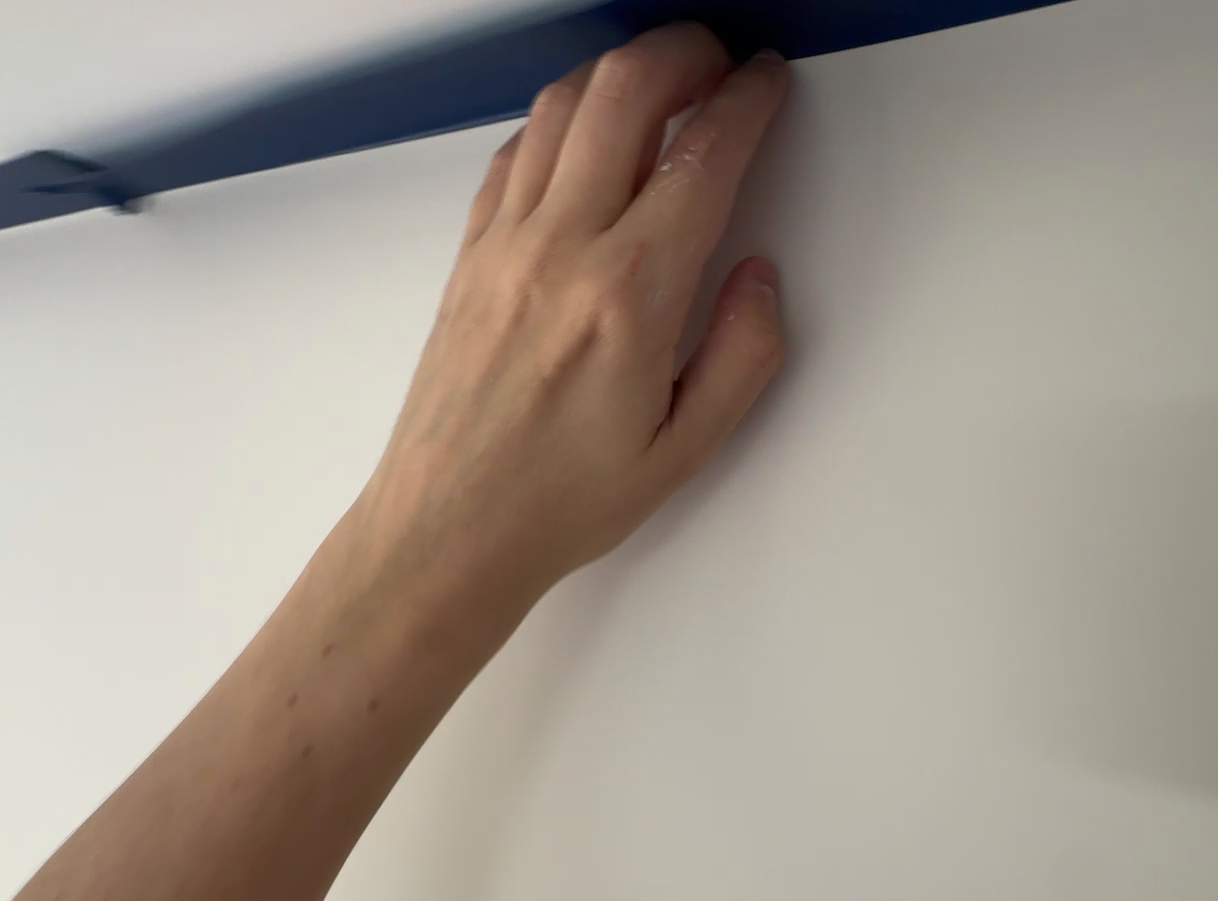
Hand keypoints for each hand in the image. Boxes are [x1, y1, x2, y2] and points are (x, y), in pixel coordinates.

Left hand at [355, 23, 789, 612]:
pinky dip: (556, 120)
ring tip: (659, 81)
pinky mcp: (469, 257)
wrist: (451, 529)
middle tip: (719, 60)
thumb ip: (743, 357)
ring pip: (560, 106)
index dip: (748, 102)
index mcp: (629, 299)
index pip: (703, 158)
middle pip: (626, 93)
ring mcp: (504, 246)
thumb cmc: (559, 501)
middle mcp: (561, 251)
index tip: (766, 84)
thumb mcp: (685, 452)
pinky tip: (579, 137)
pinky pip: (512, 154)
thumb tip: (759, 281)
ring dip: (619, 71)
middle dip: (685, 53)